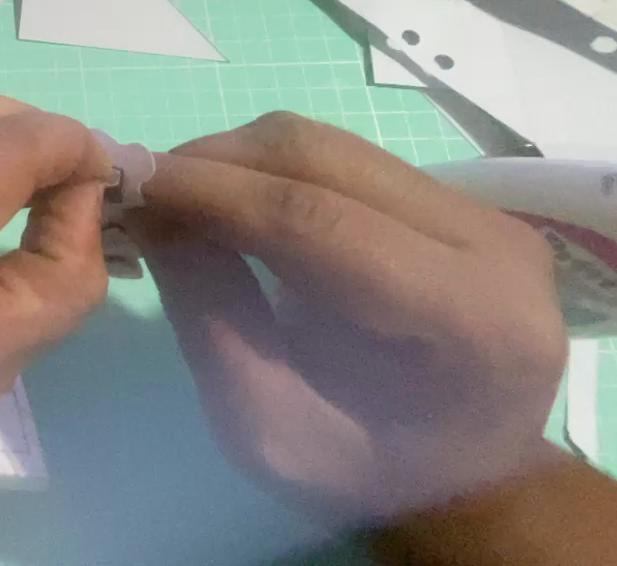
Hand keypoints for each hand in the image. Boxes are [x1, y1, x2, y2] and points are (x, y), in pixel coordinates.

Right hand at [129, 113, 567, 522]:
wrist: (457, 475)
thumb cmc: (357, 466)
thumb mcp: (258, 423)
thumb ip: (206, 313)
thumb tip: (149, 211)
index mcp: (463, 320)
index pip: (313, 218)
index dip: (208, 191)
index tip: (128, 186)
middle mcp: (488, 245)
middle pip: (315, 156)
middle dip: (209, 162)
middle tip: (142, 191)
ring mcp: (475, 209)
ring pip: (317, 141)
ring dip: (227, 156)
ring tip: (178, 196)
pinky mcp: (448, 195)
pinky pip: (329, 151)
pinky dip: (255, 162)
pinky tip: (224, 197)